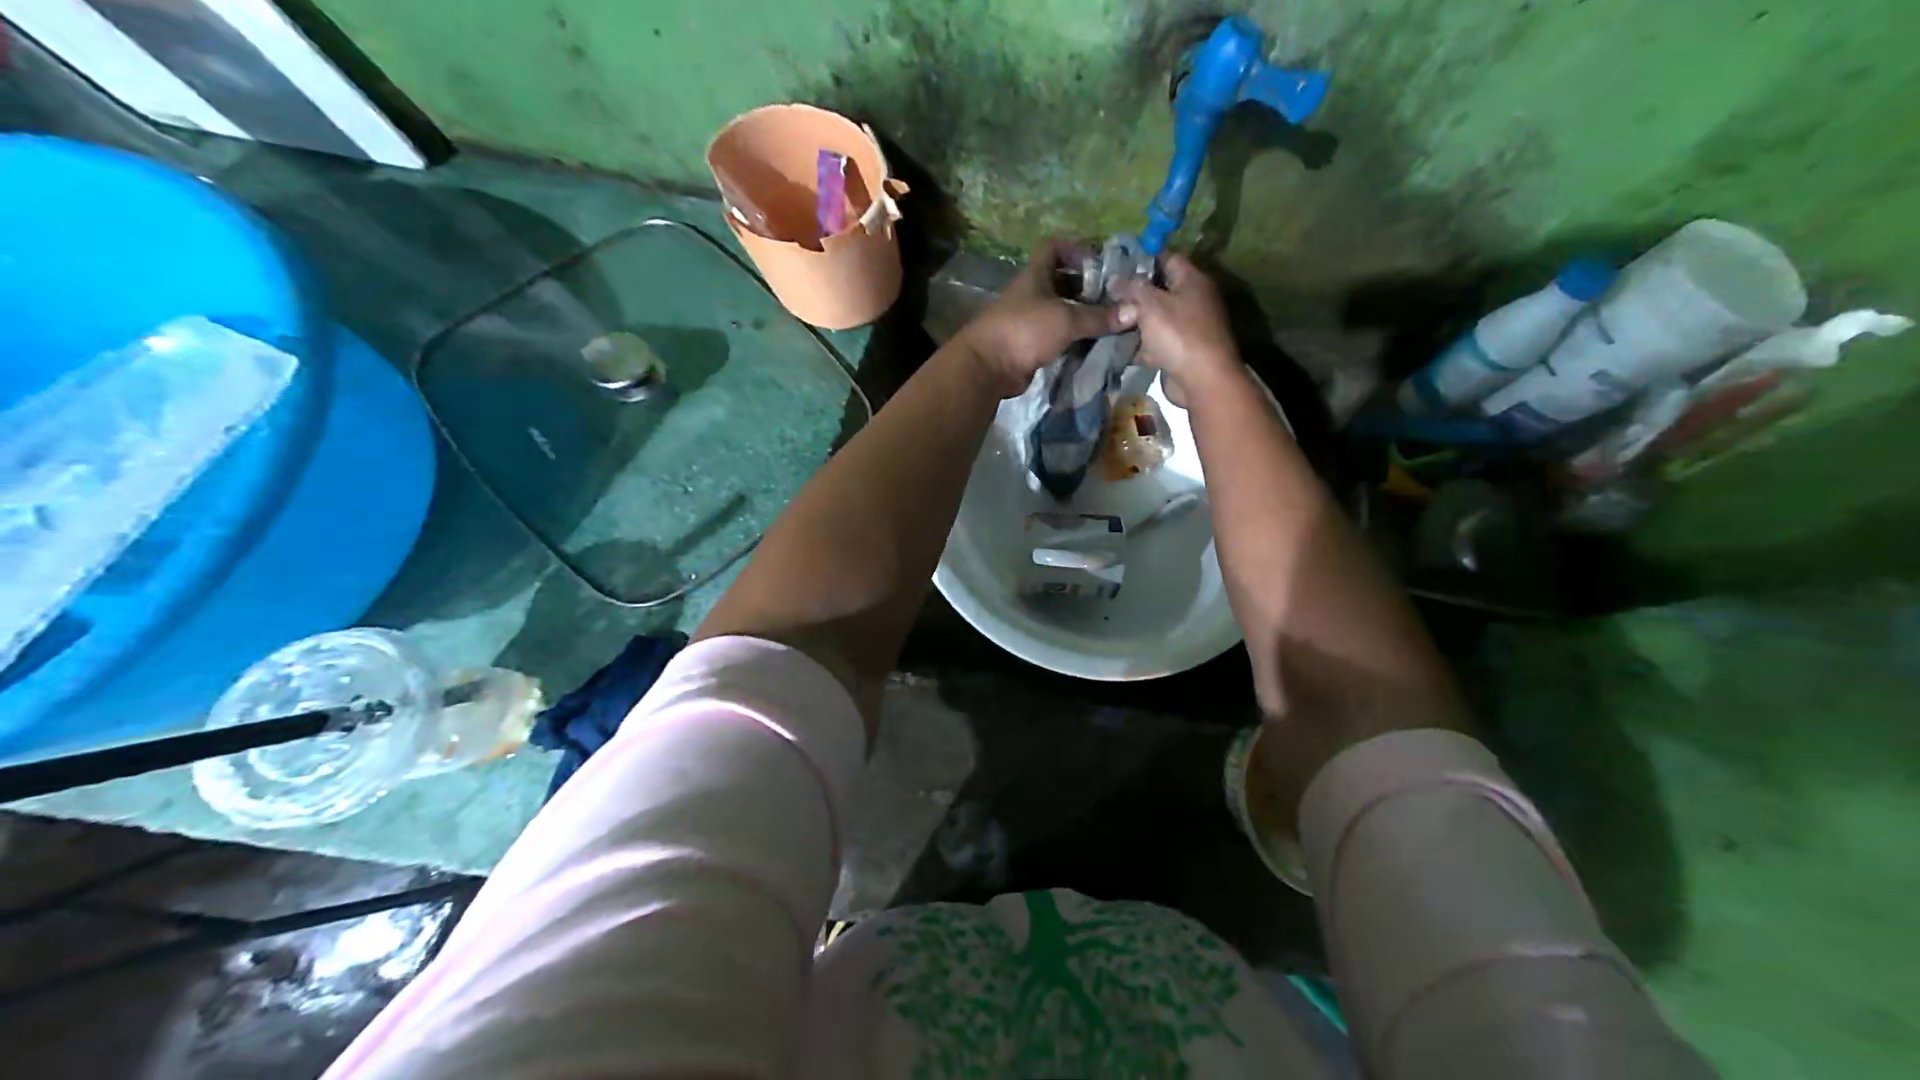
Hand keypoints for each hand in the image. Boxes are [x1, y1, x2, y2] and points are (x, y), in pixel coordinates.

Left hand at [952, 240, 1135, 396]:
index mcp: (1035, 275)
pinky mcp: (1030, 345)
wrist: (989, 367)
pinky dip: (1074, 338)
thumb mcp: (1066, 319)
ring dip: (1082, 316)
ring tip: (1111, 322)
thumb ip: (1099, 317)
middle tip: (1115, 297)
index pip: (1053, 248)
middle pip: (1062, 282)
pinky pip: (1057, 336)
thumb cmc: (1025, 330)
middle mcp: (1031, 294)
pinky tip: (1095, 344)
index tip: (1098, 261)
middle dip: (1087, 288)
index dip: (1075, 248)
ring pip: (1061, 311)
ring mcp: (1029, 320)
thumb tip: (1134, 312)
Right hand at [1110, 253, 1240, 403]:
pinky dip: (1141, 345)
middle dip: (1134, 294)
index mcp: (1192, 280)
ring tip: (1108, 321)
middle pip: (1160, 289)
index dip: (1143, 259)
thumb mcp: (1151, 304)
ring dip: (1135, 321)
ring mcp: (1189, 327)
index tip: (1116, 266)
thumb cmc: (1179, 334)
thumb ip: (1132, 289)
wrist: (1203, 380)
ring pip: (1156, 318)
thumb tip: (1115, 279)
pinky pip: (1157, 342)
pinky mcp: (1181, 351)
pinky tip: (1120, 347)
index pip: (1167, 257)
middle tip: (1107, 296)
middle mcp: (1194, 300)